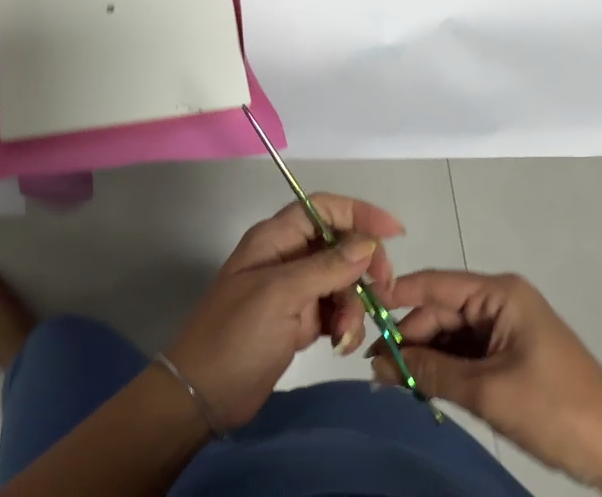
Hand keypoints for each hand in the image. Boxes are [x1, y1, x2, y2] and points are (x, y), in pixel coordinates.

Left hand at [163, 194, 403, 428]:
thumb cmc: (236, 334)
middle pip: (339, 245)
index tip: (396, 233)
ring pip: (342, 281)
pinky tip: (339, 344)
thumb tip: (368, 243)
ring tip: (344, 334)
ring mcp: (292, 290)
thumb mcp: (281, 295)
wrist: (205, 392)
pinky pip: (335, 311)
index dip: (359, 213)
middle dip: (363, 268)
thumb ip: (326, 267)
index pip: (323, 209)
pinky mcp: (299, 321)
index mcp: (274, 238)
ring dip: (353, 305)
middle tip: (381, 294)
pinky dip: (344, 325)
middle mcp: (285, 257)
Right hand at [371, 271, 601, 496]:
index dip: (394, 297)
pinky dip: (444, 370)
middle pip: (439, 312)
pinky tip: (420, 388)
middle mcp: (502, 303)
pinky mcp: (514, 357)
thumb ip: (429, 371)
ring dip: (424, 358)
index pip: (433, 284)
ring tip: (390, 383)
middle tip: (373, 371)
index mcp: (501, 294)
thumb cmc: (557, 411)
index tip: (357, 316)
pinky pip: (467, 355)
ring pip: (450, 336)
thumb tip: (377, 362)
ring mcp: (509, 330)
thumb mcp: (486, 391)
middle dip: (408, 338)